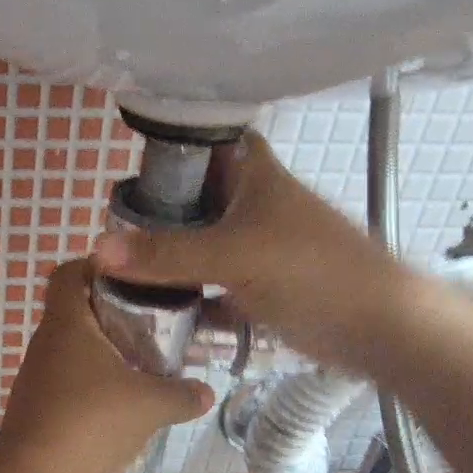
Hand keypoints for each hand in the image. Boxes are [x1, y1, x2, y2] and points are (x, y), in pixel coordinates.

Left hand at [0, 259, 212, 472]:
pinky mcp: (36, 409)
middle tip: (154, 324)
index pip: (69, 272)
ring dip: (105, 355)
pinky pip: (67, 384)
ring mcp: (36, 378)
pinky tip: (121, 407)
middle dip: (114, 314)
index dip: (98, 265)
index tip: (136, 277)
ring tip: (144, 366)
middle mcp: (44, 344)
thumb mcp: (151, 405)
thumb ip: (183, 393)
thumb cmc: (90, 423)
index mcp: (65, 324)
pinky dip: (92, 388)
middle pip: (76, 311)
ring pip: (73, 351)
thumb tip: (207, 391)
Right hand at [93, 130, 424, 371]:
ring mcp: (251, 249)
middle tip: (104, 231)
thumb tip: (96, 249)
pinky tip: (145, 309)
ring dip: (162, 259)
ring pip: (194, 246)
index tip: (121, 174)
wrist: (375, 327)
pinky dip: (181, 298)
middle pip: (188, 201)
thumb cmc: (311, 270)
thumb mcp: (233, 255)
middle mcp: (248, 205)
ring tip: (114, 271)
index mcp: (250, 174)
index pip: (199, 145)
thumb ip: (166, 254)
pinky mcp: (252, 289)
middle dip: (149, 216)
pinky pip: (204, 288)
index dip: (164, 152)